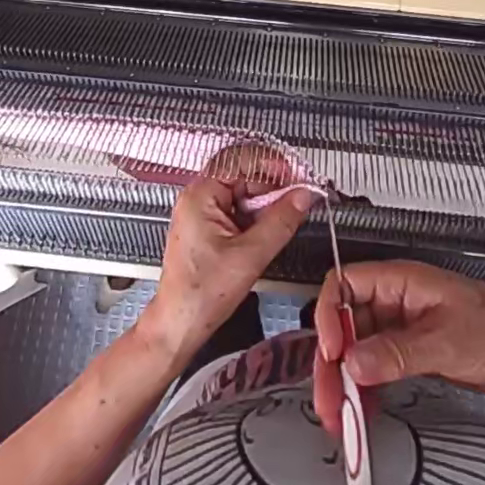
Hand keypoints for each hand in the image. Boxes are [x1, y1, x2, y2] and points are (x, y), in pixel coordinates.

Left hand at [140, 175, 314, 356]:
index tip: (299, 176)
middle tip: (301, 197)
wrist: (180, 324)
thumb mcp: (252, 255)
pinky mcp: (208, 227)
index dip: (274, 166)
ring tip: (287, 217)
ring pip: (243, 193)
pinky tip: (271, 230)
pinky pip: (238, 210)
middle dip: (274, 186)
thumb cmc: (201, 294)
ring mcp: (202, 213)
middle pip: (244, 175)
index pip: (242, 161)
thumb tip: (303, 195)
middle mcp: (197, 198)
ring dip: (267, 202)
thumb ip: (281, 220)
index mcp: (200, 196)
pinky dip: (257, 216)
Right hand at [311, 260, 484, 435]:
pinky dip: (362, 389)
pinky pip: (371, 367)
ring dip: (342, 383)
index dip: (330, 315)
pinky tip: (362, 412)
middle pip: (343, 324)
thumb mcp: (445, 341)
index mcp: (398, 281)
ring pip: (353, 350)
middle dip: (331, 363)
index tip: (330, 352)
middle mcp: (391, 300)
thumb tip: (352, 362)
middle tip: (329, 403)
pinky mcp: (403, 351)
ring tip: (340, 419)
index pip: (344, 285)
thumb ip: (396, 352)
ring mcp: (396, 326)